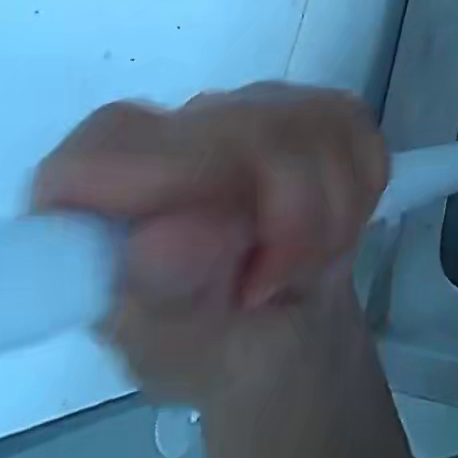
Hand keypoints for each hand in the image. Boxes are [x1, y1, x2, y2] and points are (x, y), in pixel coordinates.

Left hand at [31, 83, 387, 406]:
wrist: (288, 331)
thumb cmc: (212, 347)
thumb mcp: (176, 352)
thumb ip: (161, 296)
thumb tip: (163, 236)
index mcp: (96, 184)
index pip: (115, 145)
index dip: (181, 188)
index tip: (226, 254)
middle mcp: (174, 126)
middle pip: (246, 128)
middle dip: (288, 219)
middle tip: (274, 284)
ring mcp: (256, 105)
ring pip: (316, 125)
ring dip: (330, 214)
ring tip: (302, 265)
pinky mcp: (320, 106)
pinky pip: (357, 130)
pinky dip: (361, 190)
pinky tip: (332, 227)